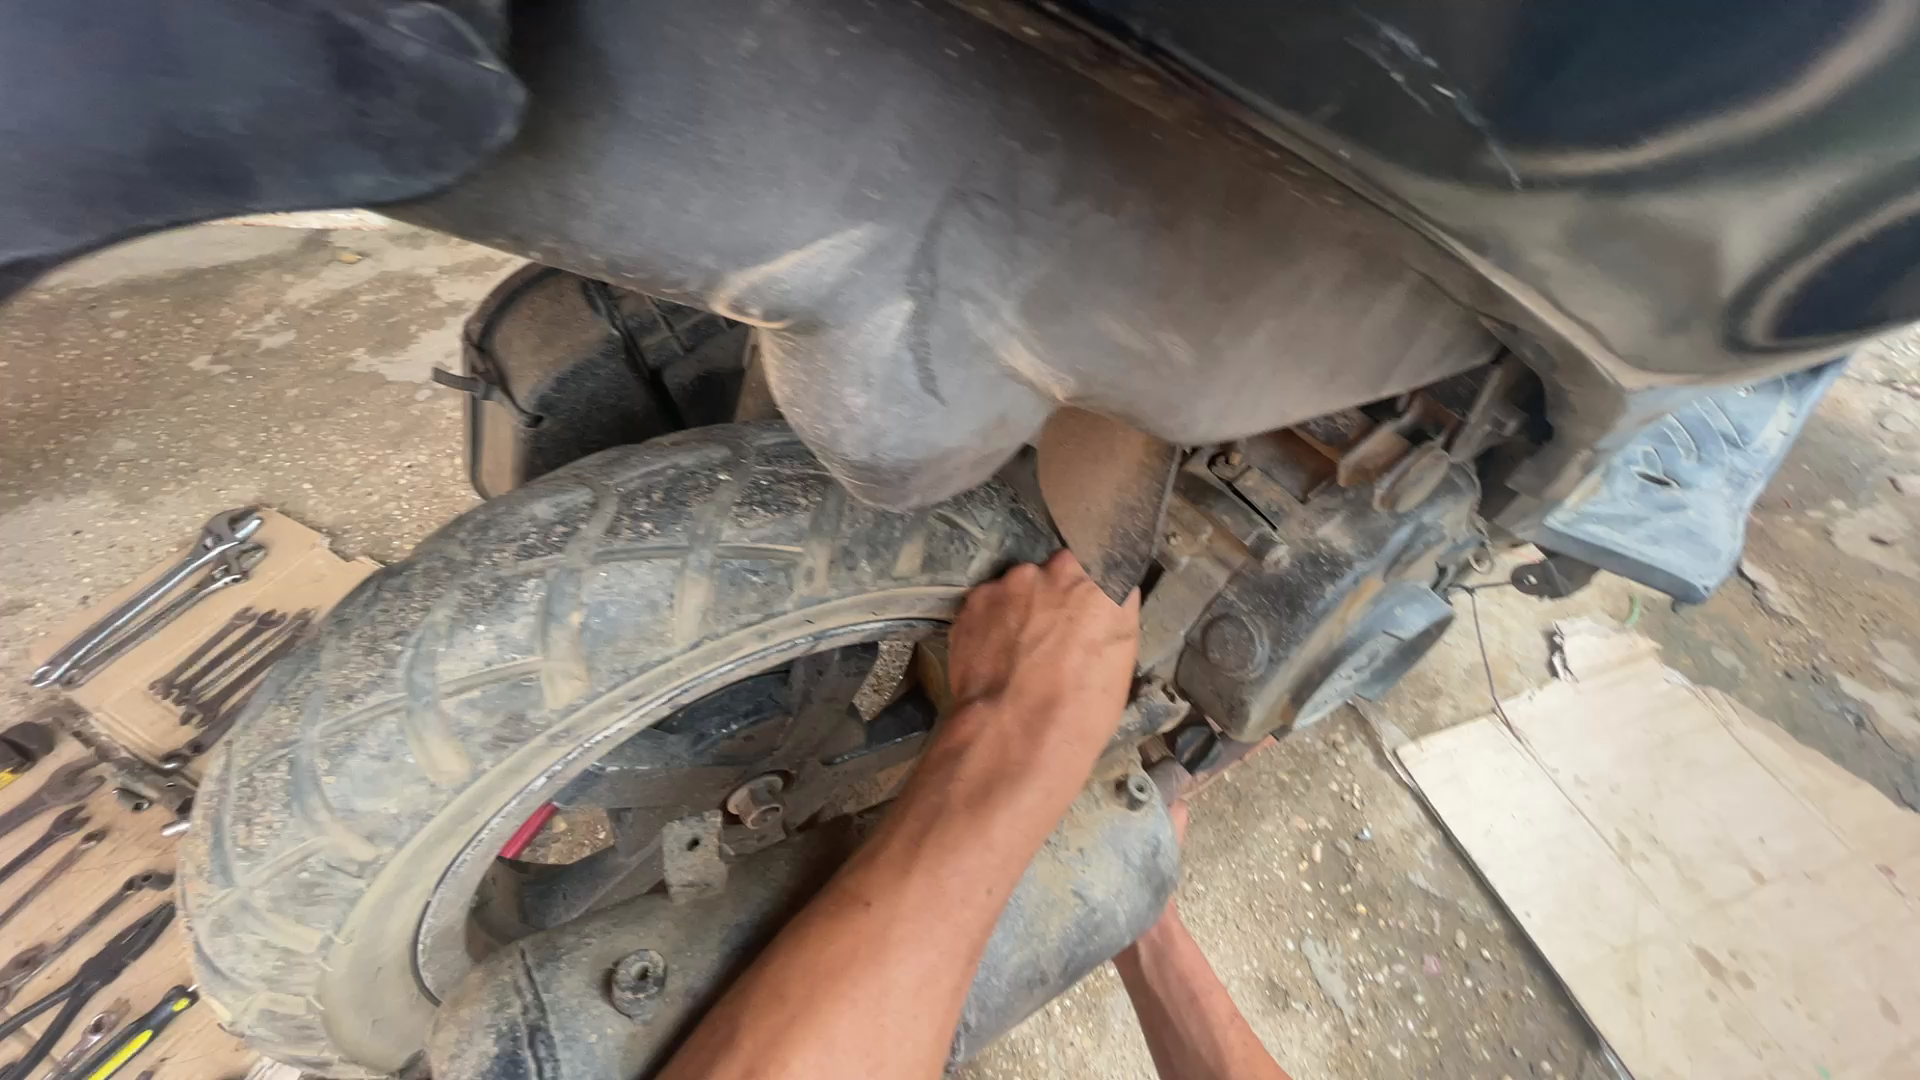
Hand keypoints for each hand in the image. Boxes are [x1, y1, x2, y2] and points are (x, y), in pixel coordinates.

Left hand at [945, 550, 1140, 757]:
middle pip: (1059, 572)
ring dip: (1020, 607)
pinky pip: (987, 604)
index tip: (1088, 612)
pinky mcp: (975, 600)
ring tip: (1016, 651)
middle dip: (1055, 595)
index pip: (1103, 568)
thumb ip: (1113, 616)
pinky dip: (989, 622)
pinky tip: (992, 655)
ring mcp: (1012, 582)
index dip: (1093, 591)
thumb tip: (1105, 601)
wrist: (1016, 733)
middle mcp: (1058, 570)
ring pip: (1019, 586)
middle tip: (1050, 635)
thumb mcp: (1121, 662)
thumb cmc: (1082, 708)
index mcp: (1102, 584)